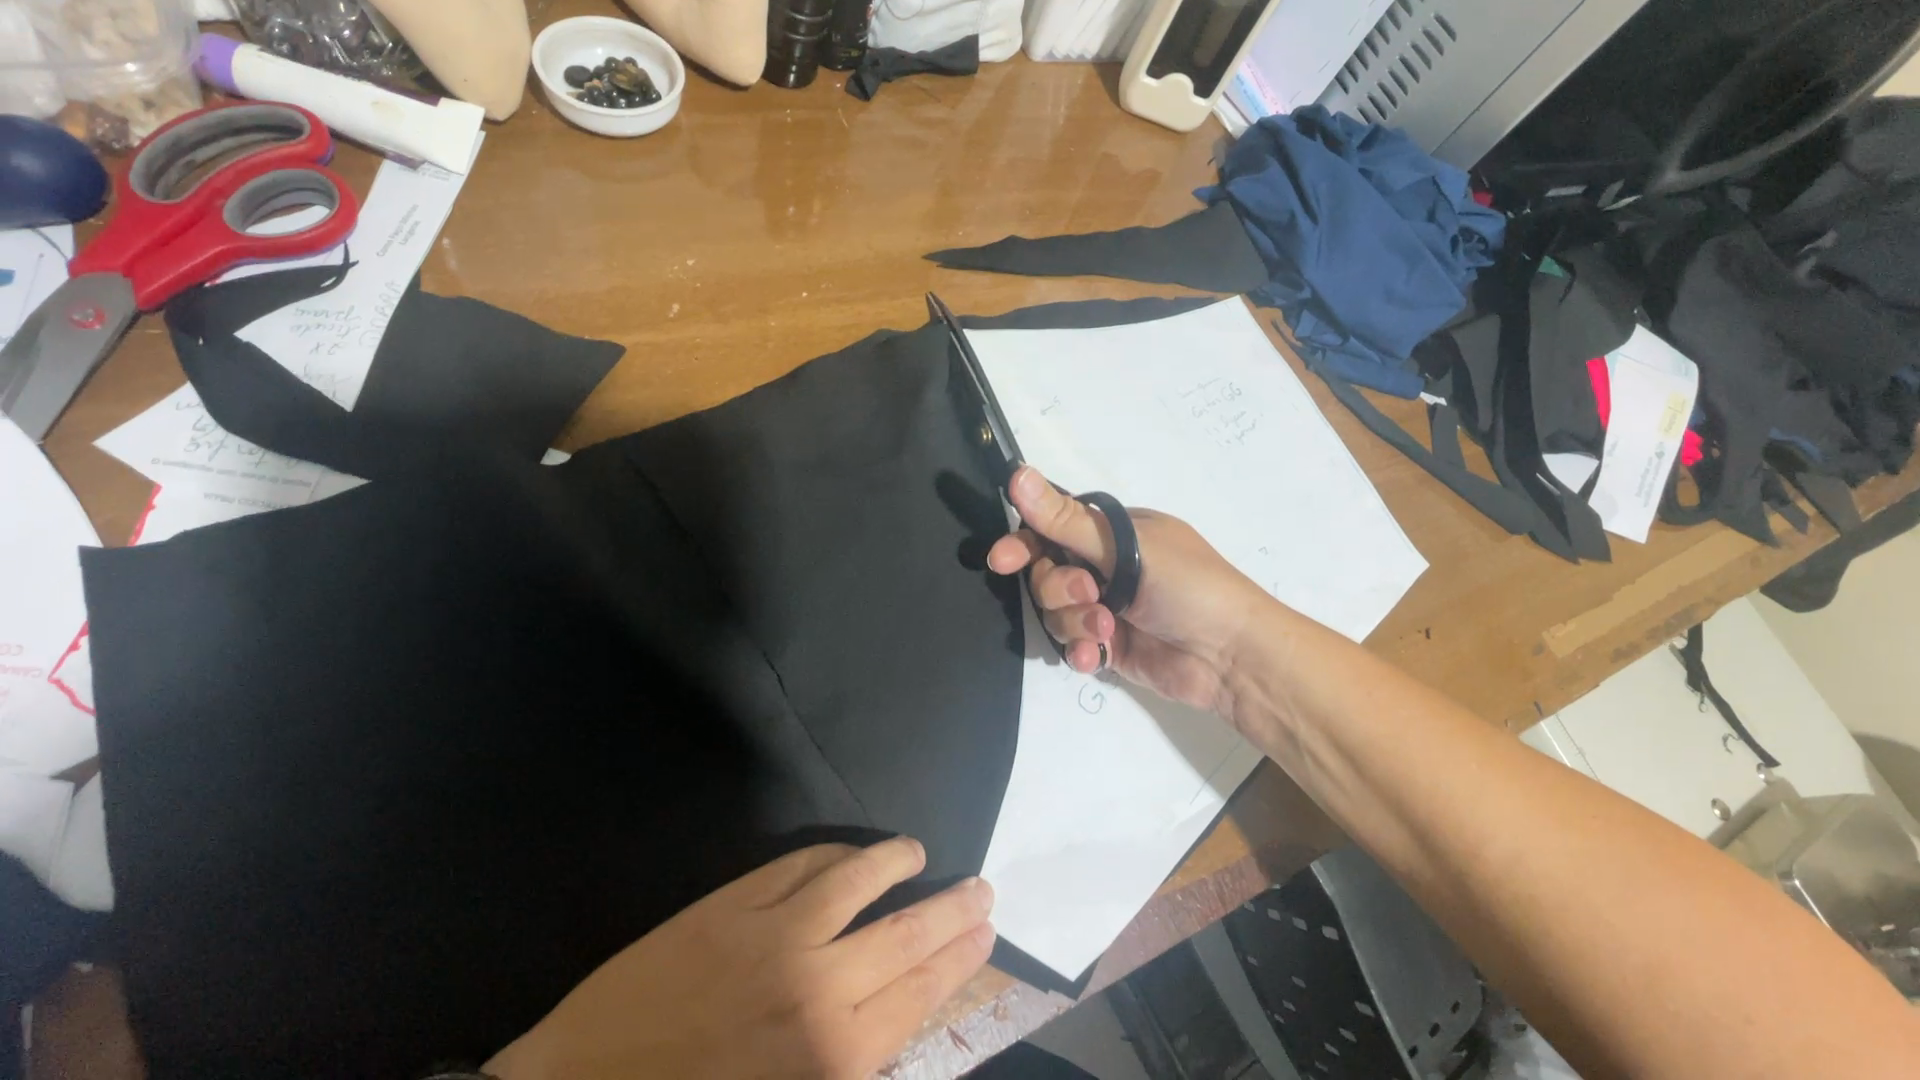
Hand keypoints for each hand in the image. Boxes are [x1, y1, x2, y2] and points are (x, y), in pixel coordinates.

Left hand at [485, 838, 994, 1079]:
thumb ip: (849, 1060)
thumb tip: (891, 1020)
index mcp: (836, 1056)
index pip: (920, 992)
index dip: (959, 957)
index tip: (985, 931)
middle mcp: (819, 989)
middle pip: (905, 936)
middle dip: (951, 910)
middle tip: (981, 888)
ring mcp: (775, 936)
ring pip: (857, 881)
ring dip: (896, 862)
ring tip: (917, 854)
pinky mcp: (732, 905)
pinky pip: (801, 866)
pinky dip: (836, 854)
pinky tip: (851, 854)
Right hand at [986, 466, 1270, 715]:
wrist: (1232, 656)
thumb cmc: (1190, 586)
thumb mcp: (1128, 548)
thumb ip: (1066, 521)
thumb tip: (1017, 474)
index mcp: (1114, 532)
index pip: (1053, 528)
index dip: (1024, 542)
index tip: (1001, 560)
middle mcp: (1107, 566)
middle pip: (1047, 572)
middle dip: (1059, 588)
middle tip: (1087, 594)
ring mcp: (1107, 607)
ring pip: (1056, 611)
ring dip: (1074, 622)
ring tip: (1106, 630)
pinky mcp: (1109, 645)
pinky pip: (1073, 644)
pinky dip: (1081, 650)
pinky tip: (1096, 657)